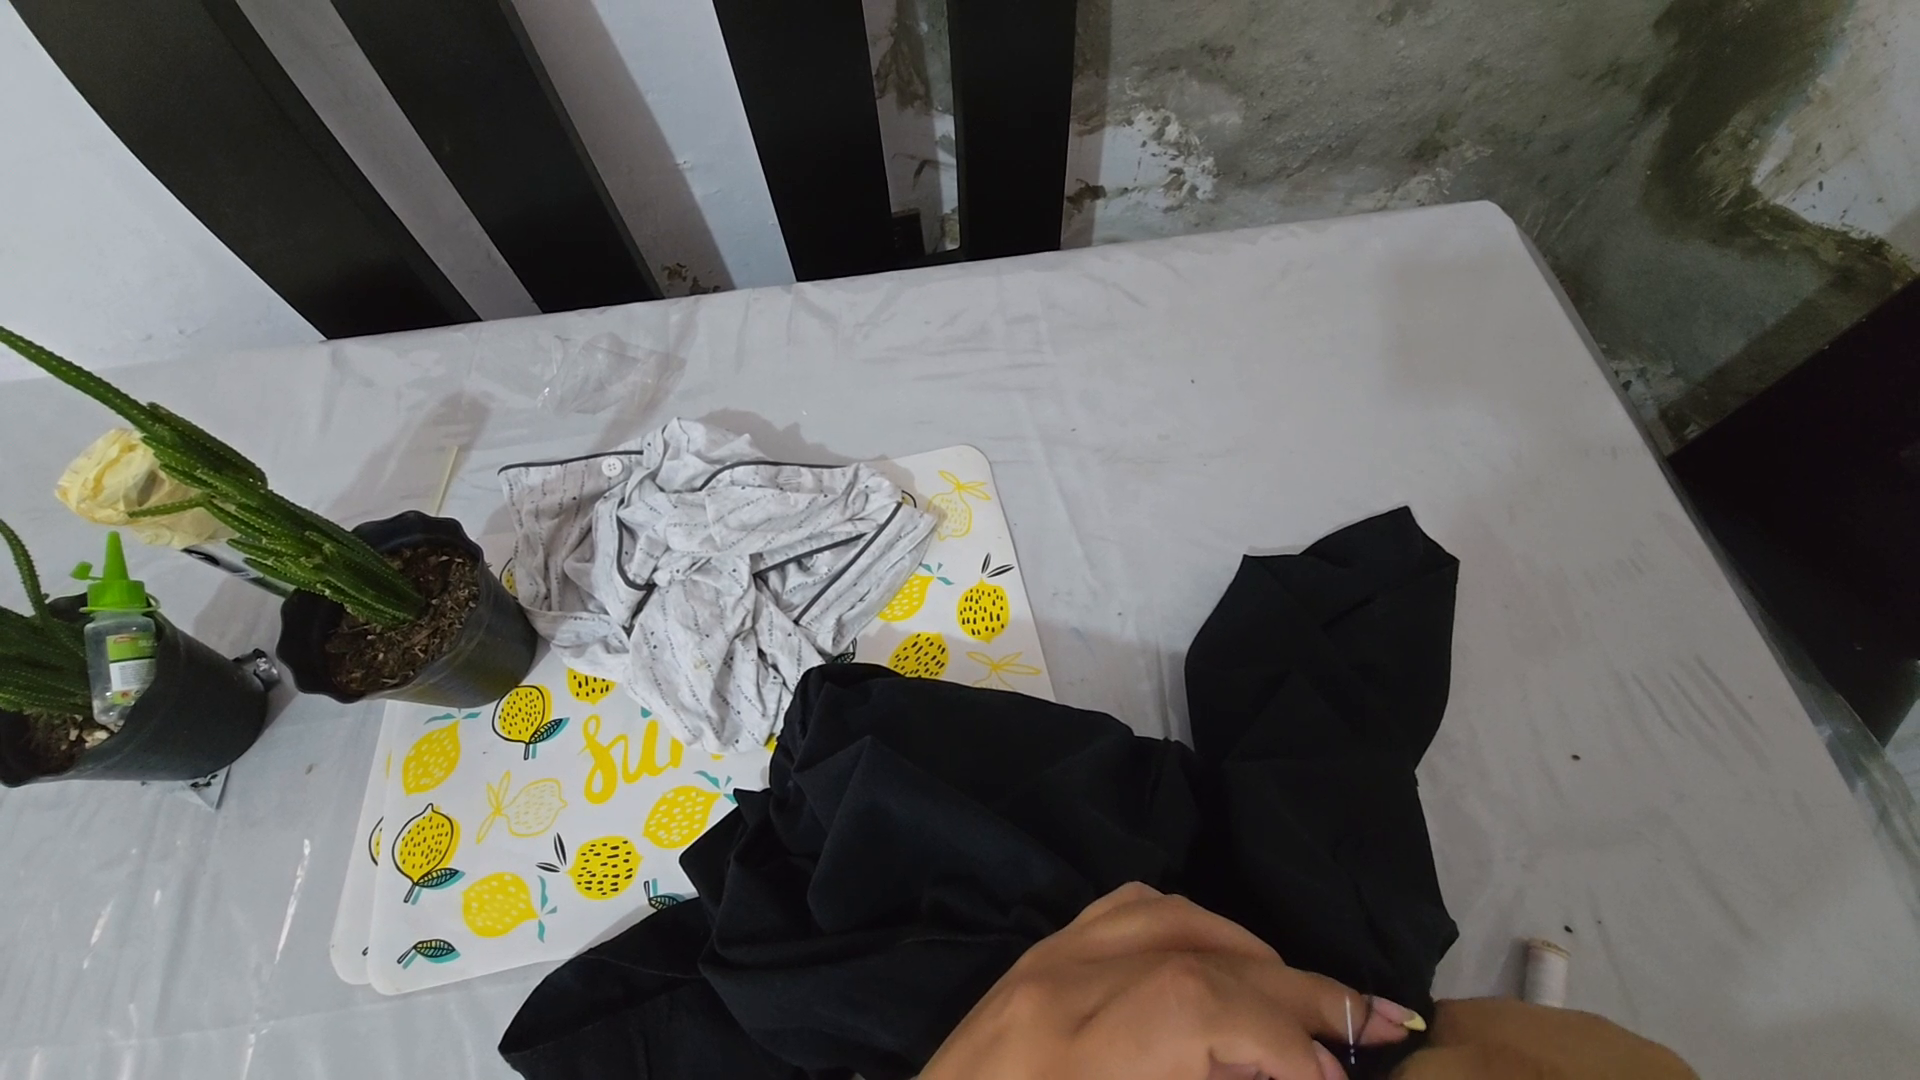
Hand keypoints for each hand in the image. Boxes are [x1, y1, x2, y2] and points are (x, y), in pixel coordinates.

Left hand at [921, 883, 1422, 1079]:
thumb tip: (1294, 1070)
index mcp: (1073, 1053)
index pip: (1196, 1004)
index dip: (1281, 1039)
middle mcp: (1057, 985)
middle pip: (1193, 951)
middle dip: (1296, 990)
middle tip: (1379, 1022)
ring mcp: (1043, 958)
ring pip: (1165, 912)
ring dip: (1248, 948)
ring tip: (1304, 994)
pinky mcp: (1039, 953)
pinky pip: (1123, 907)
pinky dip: (1188, 923)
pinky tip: (1220, 954)